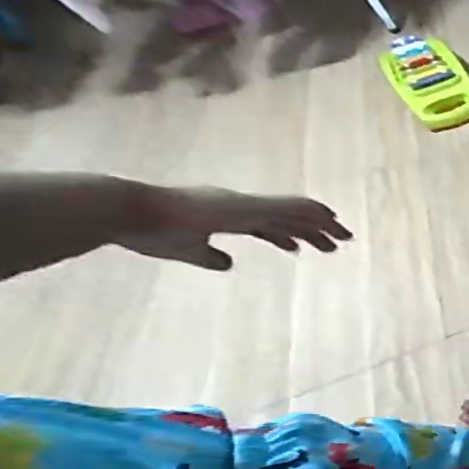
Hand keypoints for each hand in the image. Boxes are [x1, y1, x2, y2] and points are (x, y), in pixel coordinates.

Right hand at [115, 184, 351, 270]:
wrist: (123, 211)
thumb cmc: (145, 230)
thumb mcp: (185, 250)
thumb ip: (207, 256)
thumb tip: (228, 264)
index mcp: (224, 216)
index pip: (265, 225)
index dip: (287, 234)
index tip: (304, 245)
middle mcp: (239, 207)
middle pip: (287, 218)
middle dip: (314, 230)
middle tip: (340, 242)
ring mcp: (243, 204)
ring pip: (295, 213)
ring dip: (322, 224)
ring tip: (345, 238)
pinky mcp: (245, 205)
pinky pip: (288, 205)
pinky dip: (310, 211)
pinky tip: (329, 218)